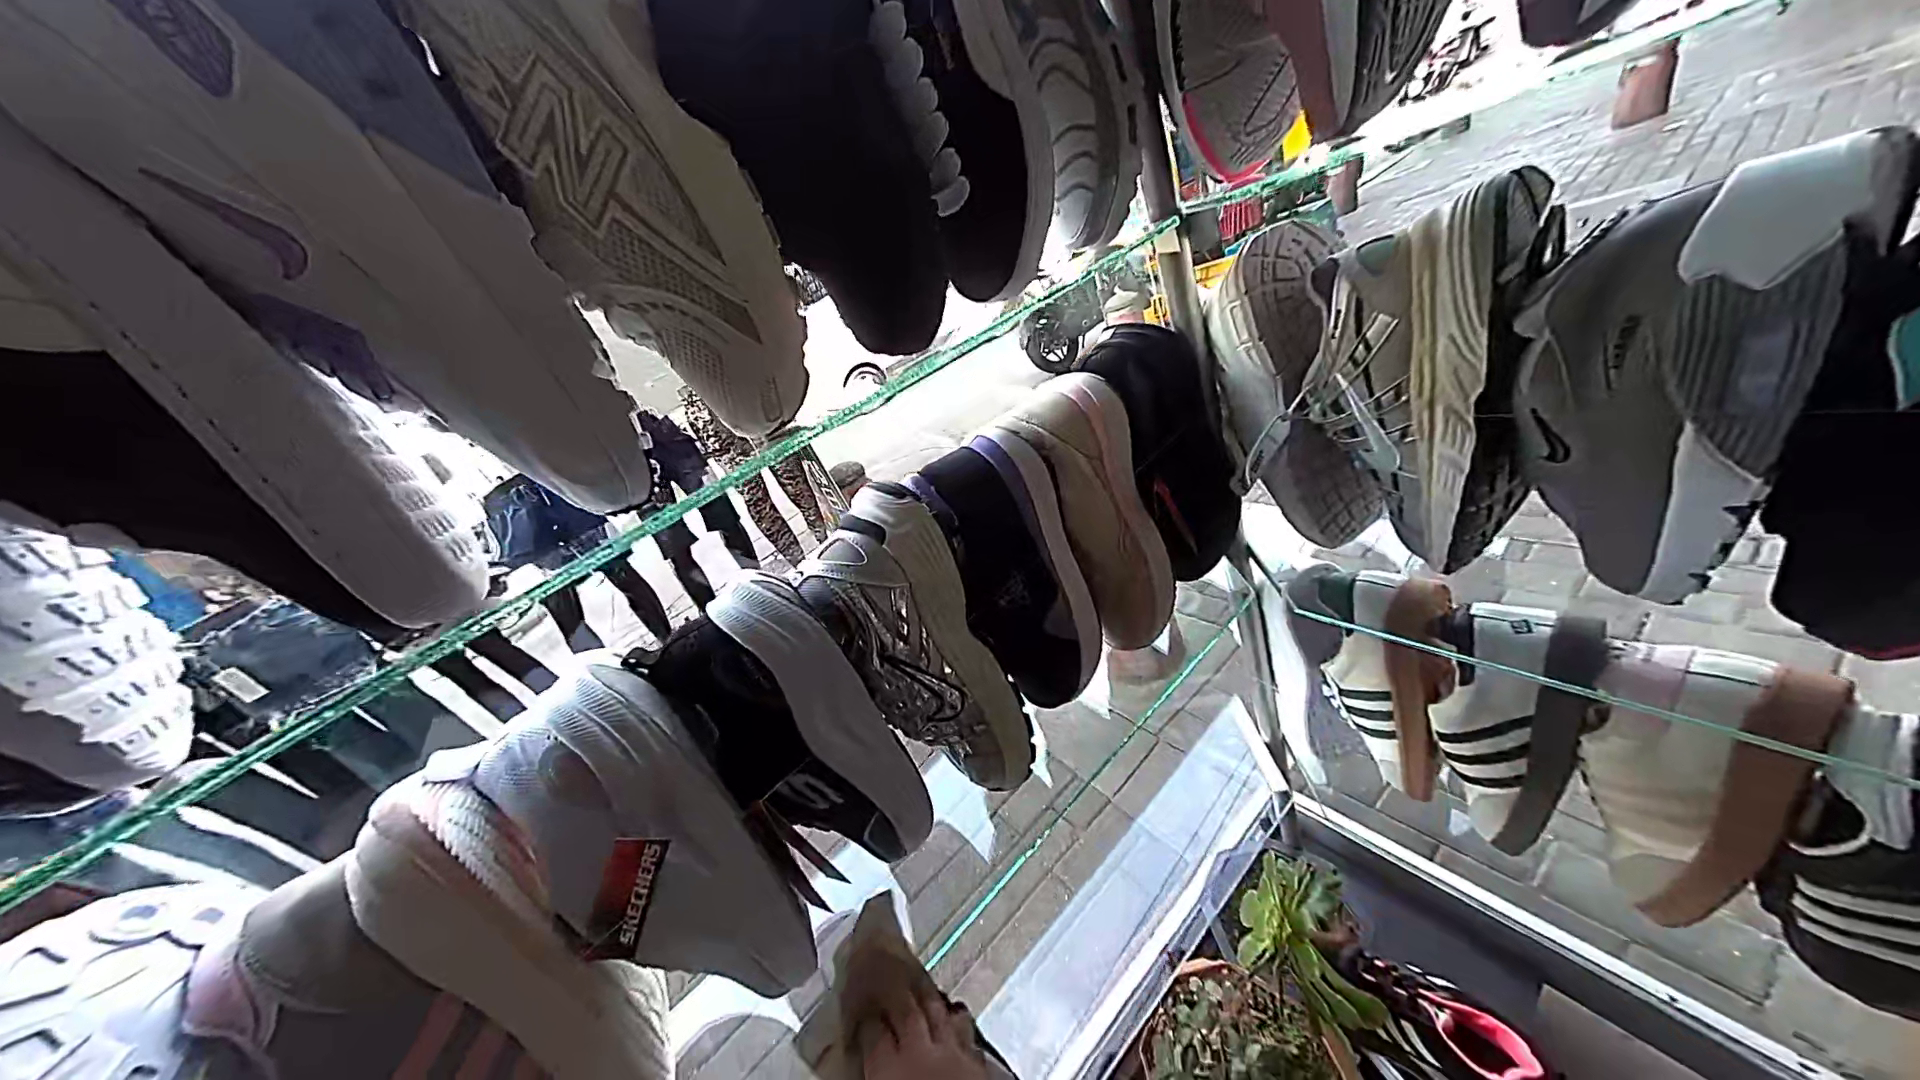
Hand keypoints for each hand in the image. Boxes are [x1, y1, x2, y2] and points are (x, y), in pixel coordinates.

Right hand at [858, 989, 990, 1079]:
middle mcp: (918, 1051)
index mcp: (888, 1069)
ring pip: (937, 1011)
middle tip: (887, 977)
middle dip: (894, 992)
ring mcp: (952, 1053)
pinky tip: (955, 1014)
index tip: (861, 1014)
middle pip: (905, 1009)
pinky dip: (956, 1019)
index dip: (865, 1020)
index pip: (872, 1032)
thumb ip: (871, 1078)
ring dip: (926, 996)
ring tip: (918, 984)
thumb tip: (859, 1070)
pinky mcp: (976, 1062)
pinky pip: (963, 1031)